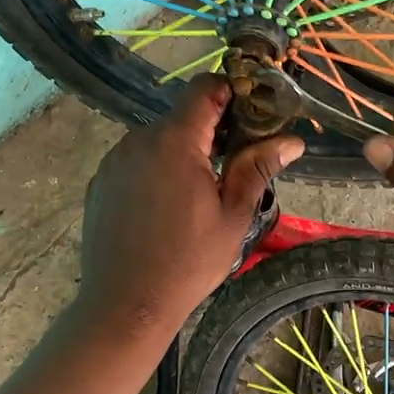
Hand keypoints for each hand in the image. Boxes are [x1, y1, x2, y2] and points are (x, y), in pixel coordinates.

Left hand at [79, 75, 304, 328]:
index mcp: (175, 140)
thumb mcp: (233, 216)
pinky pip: (136, 160)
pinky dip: (155, 171)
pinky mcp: (100, 180)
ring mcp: (114, 159)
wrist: (124, 306)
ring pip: (159, 139)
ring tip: (195, 197)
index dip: (231, 93)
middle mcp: (139, 138)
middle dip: (209, 132)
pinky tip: (163, 210)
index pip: (205, 87)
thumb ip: (257, 168)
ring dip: (181, 153)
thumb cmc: (187, 262)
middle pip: (182, 116)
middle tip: (230, 168)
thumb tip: (293, 140)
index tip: (250, 118)